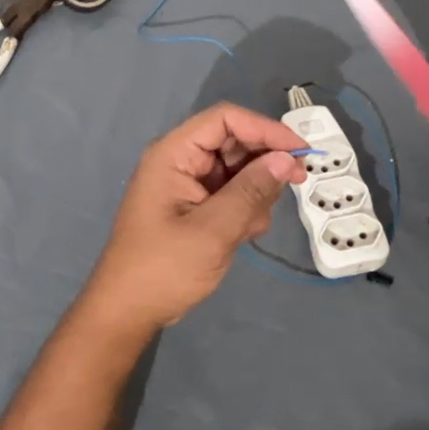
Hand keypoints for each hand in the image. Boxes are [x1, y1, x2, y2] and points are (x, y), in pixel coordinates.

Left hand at [82, 104, 307, 330]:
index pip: (224, 119)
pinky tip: (243, 235)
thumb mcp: (214, 230)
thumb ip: (252, 192)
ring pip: (236, 168)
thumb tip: (287, 159)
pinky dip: (244, 208)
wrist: (128, 310)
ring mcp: (186, 183)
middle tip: (298, 182)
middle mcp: (179, 160)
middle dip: (264, 161)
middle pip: (232, 140)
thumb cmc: (164, 267)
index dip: (265, 128)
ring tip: (250, 226)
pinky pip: (229, 192)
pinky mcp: (193, 206)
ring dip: (254, 191)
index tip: (300, 150)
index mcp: (173, 153)